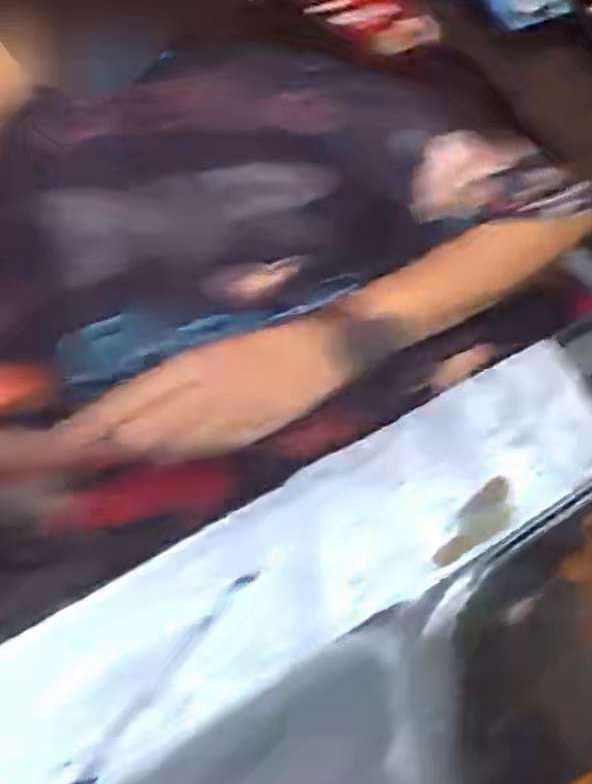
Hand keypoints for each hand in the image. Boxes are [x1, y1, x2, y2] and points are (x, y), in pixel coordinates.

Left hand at [58, 319, 352, 459]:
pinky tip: (187, 448)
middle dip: (112, 443)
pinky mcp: (261, 426)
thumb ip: (168, 379)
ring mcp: (236, 414)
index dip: (81, 430)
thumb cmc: (281, 332)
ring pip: (170, 446)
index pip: (116, 409)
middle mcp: (207, 396)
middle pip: (136, 435)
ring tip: (140, 447)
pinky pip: (210, 448)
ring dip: (149, 449)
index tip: (57, 442)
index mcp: (192, 367)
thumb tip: (117, 417)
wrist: (343, 342)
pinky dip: (189, 451)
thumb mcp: (216, 347)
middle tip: (97, 446)